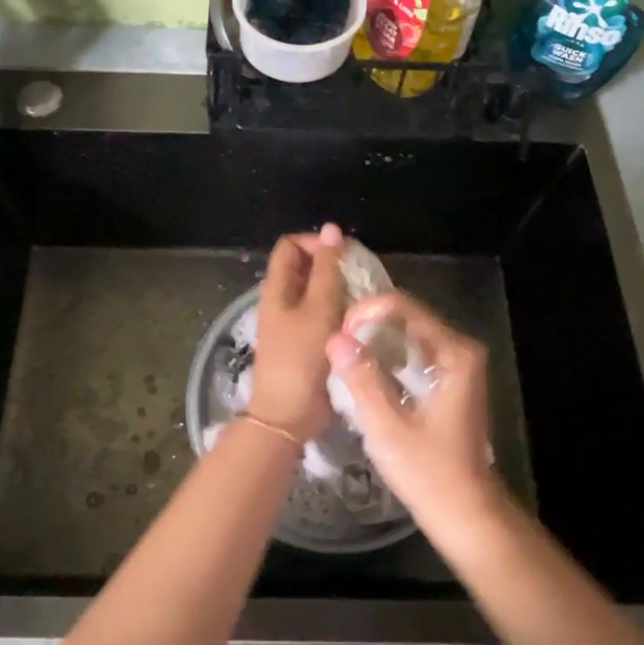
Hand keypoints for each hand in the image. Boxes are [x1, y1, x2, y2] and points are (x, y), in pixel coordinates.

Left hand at [249, 223, 347, 440]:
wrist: (289, 415)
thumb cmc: (301, 358)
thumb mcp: (319, 308)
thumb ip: (327, 269)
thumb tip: (331, 229)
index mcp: (277, 287)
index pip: (291, 245)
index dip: (316, 243)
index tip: (345, 256)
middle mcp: (282, 301)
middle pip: (306, 268)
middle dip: (333, 267)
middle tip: (362, 278)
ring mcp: (293, 323)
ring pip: (318, 293)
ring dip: (341, 292)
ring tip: (366, 299)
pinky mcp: (307, 343)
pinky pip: (325, 317)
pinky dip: (341, 314)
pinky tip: (362, 322)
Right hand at [325, 292, 506, 539]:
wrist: (467, 515)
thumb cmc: (430, 475)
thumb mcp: (388, 428)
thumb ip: (361, 379)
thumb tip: (334, 338)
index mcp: (455, 353)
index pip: (404, 307)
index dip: (365, 312)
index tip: (336, 334)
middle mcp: (460, 350)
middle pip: (407, 315)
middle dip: (367, 324)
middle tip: (332, 344)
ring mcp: (457, 365)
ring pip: (408, 333)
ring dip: (374, 340)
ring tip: (339, 355)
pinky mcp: (449, 380)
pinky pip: (412, 352)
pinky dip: (386, 356)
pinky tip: (360, 371)